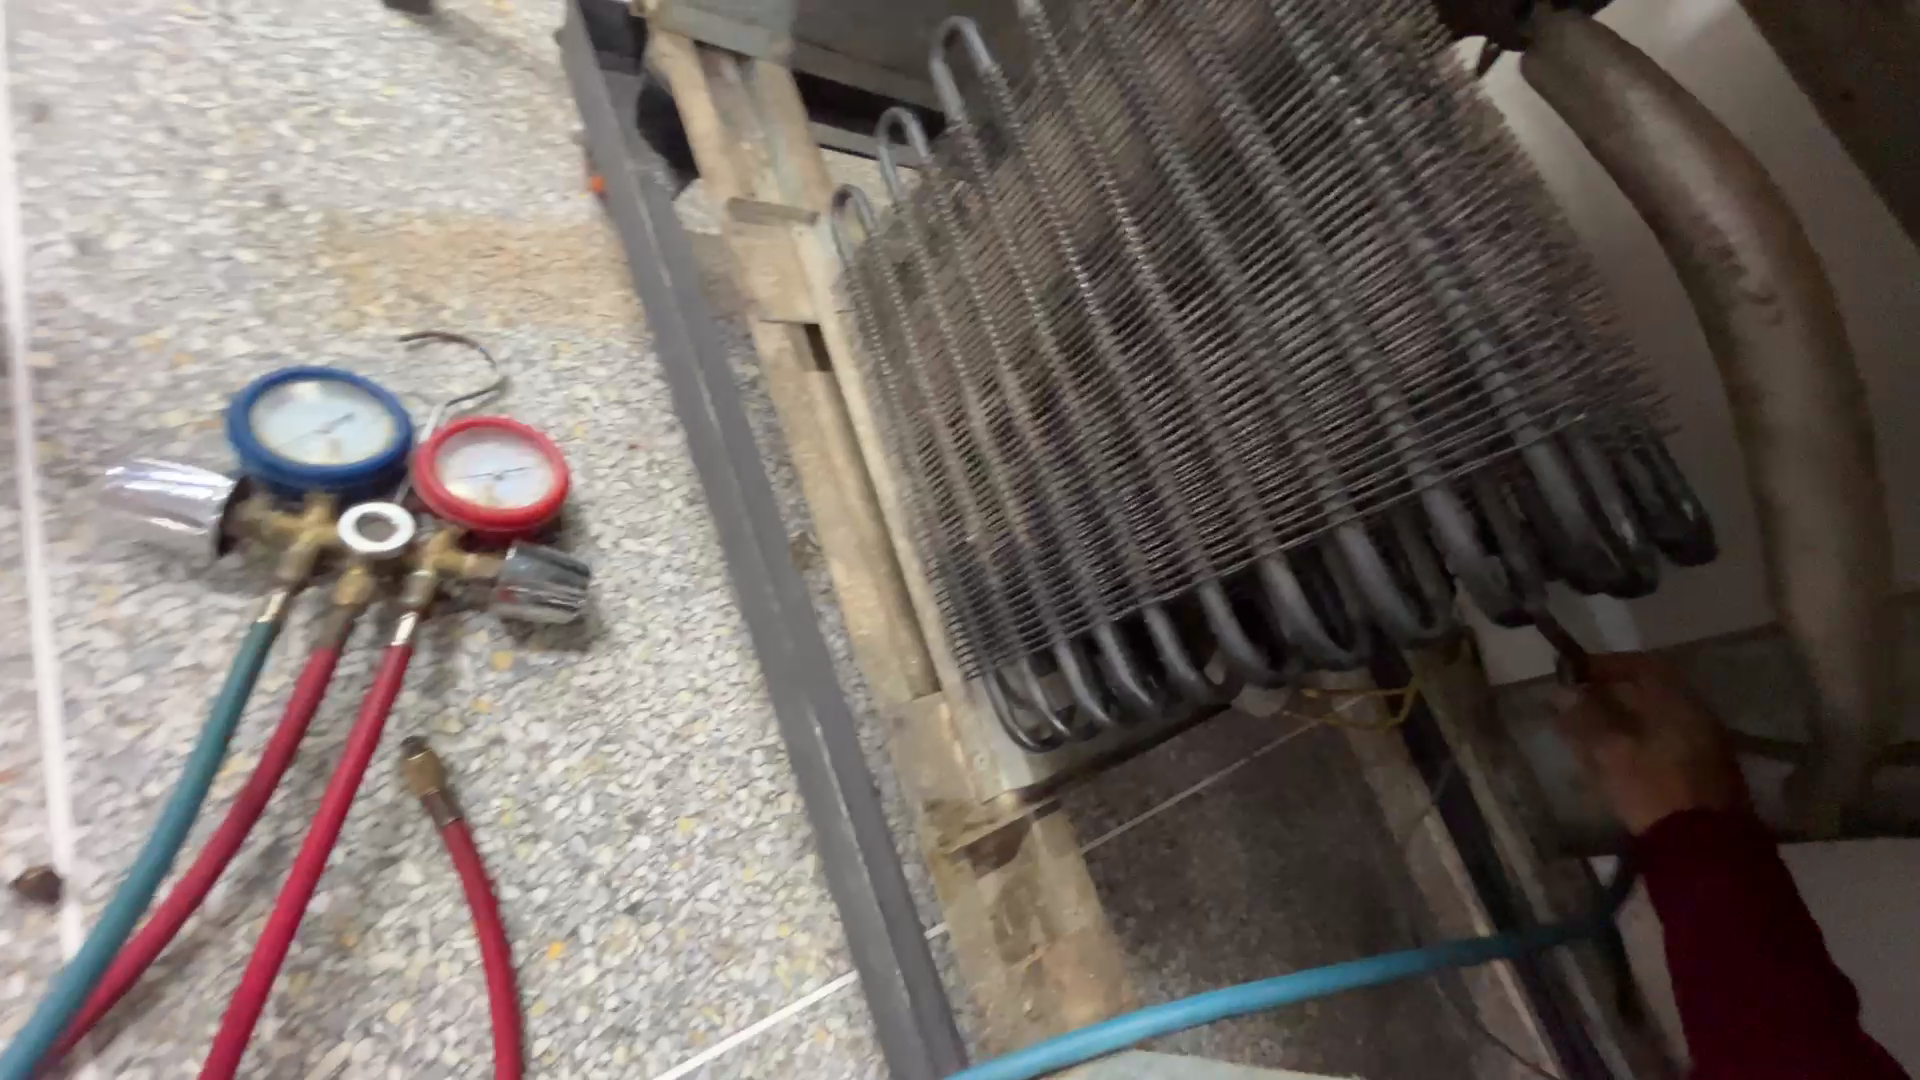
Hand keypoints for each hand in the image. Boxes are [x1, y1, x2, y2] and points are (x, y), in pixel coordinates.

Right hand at [1555, 652, 1748, 834]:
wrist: (1702, 850)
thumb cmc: (1653, 788)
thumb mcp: (1609, 749)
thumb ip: (1584, 716)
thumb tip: (1562, 691)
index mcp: (1681, 708)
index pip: (1644, 667)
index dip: (1606, 664)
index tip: (1572, 672)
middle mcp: (1696, 721)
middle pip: (1647, 694)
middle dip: (1604, 693)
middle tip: (1569, 700)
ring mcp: (1699, 749)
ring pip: (1648, 720)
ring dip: (1611, 718)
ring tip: (1575, 727)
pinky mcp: (1694, 774)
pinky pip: (1654, 743)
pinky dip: (1625, 739)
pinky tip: (1600, 752)